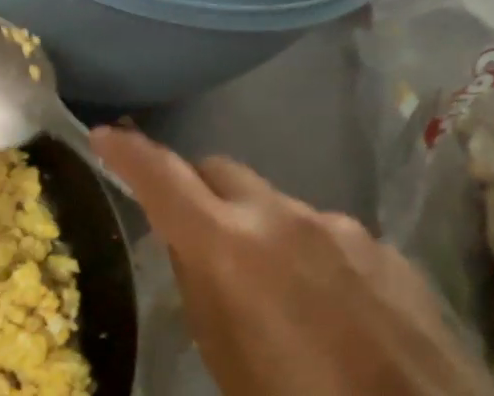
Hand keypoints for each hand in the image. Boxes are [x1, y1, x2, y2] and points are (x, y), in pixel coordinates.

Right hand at [88, 126, 493, 395]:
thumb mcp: (224, 357)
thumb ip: (199, 284)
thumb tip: (190, 246)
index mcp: (227, 245)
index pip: (159, 175)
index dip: (125, 151)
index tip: (103, 137)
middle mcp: (280, 218)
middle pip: (218, 171)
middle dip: (197, 190)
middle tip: (195, 230)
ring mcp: (341, 230)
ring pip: (276, 205)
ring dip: (260, 229)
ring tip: (278, 288)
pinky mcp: (390, 254)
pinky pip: (330, 236)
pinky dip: (313, 255)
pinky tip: (333, 308)